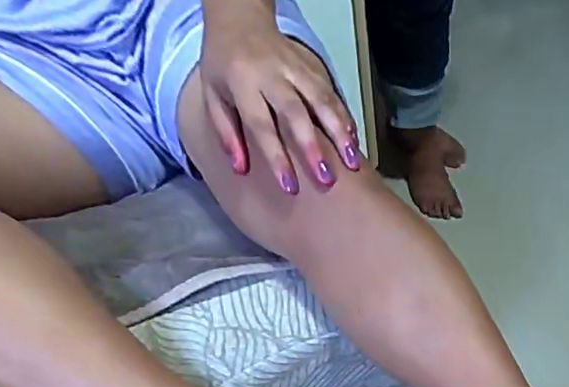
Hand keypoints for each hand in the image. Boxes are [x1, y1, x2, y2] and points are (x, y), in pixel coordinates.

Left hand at [198, 4, 361, 193]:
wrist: (238, 17)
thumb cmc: (225, 65)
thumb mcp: (213, 94)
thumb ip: (226, 132)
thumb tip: (241, 169)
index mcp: (242, 81)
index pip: (261, 124)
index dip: (277, 157)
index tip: (290, 186)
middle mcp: (270, 72)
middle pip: (295, 111)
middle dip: (312, 146)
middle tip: (326, 179)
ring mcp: (294, 67)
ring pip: (320, 99)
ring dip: (339, 132)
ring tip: (352, 162)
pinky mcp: (311, 65)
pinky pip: (331, 92)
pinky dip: (344, 117)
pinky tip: (354, 141)